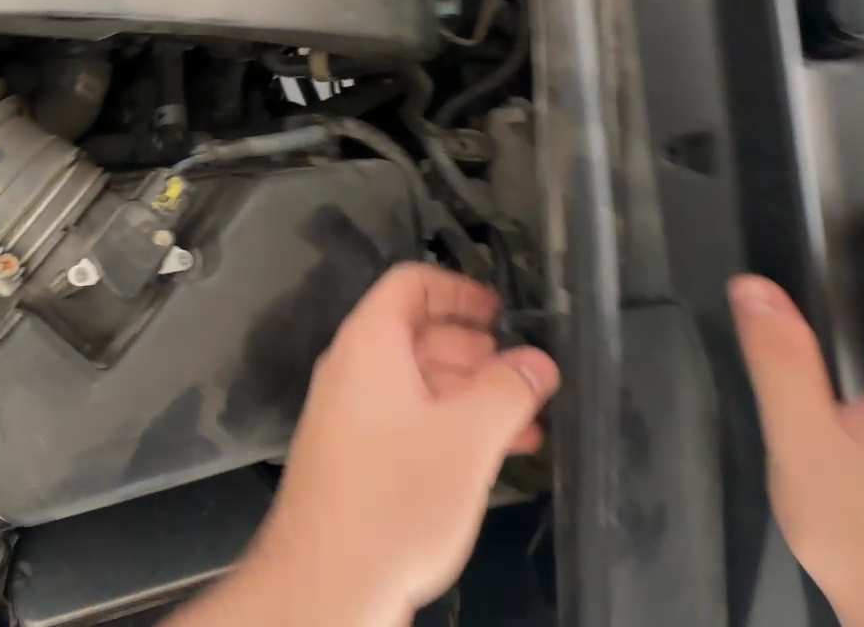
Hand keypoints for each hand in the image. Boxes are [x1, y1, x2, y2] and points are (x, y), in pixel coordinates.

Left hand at [175, 264, 559, 626]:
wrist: (327, 578)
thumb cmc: (393, 497)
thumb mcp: (467, 438)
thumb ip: (507, 391)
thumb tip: (536, 360)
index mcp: (368, 344)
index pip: (409, 284)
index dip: (458, 288)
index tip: (502, 310)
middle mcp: (353, 370)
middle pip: (416, 332)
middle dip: (475, 347)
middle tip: (524, 370)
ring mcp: (352, 413)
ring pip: (417, 380)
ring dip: (471, 391)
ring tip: (526, 416)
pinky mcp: (358, 454)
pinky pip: (409, 418)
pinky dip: (451, 423)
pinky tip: (495, 451)